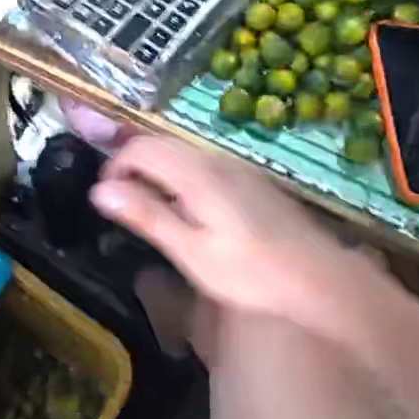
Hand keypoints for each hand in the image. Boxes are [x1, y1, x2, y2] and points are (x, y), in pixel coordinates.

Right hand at [91, 136, 373, 334]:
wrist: (317, 276)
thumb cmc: (251, 273)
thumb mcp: (192, 252)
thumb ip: (148, 216)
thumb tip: (100, 191)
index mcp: (197, 174)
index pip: (140, 148)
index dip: (115, 166)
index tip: (105, 197)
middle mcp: (214, 159)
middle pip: (159, 142)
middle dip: (131, 163)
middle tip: (120, 201)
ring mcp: (234, 165)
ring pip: (180, 150)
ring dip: (155, 168)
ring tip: (146, 205)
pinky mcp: (247, 176)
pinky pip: (200, 161)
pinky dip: (178, 173)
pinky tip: (184, 206)